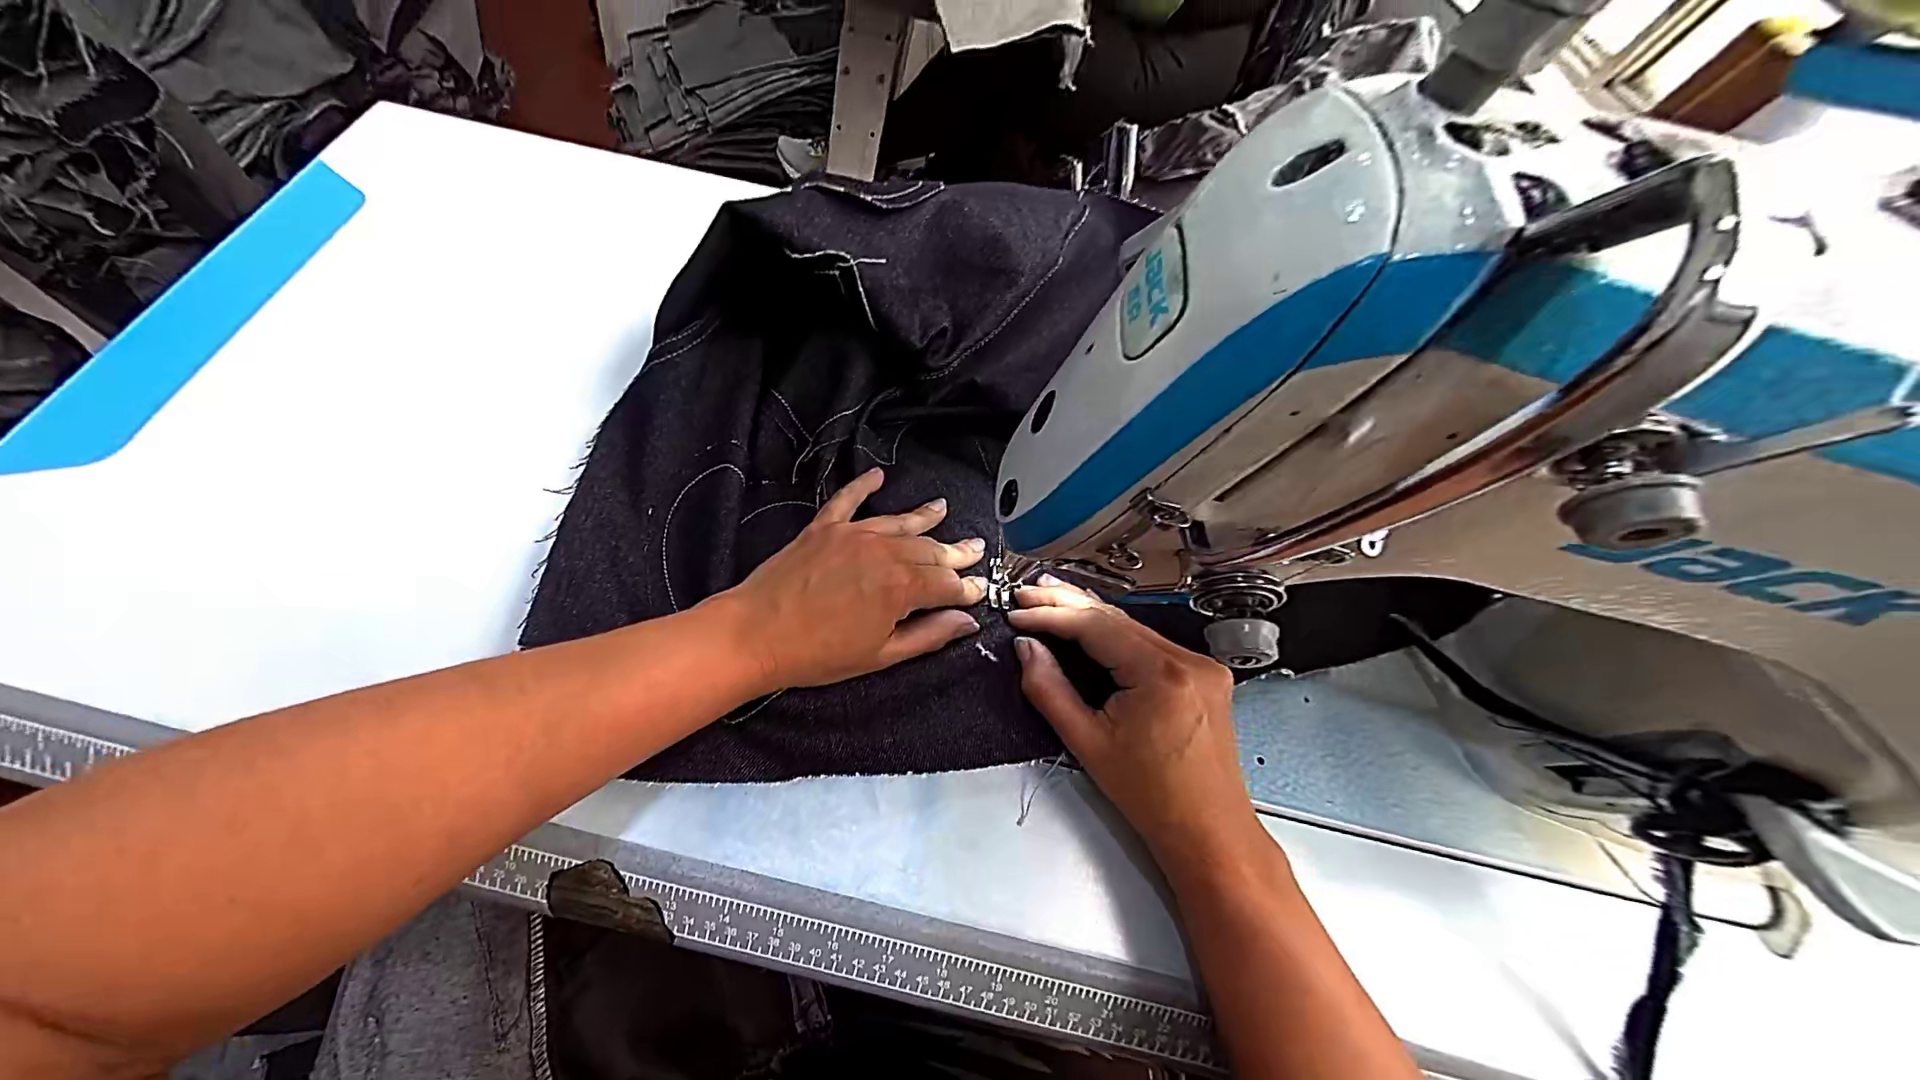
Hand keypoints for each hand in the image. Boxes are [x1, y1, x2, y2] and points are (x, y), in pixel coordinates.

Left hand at [707, 467, 987, 693]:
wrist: (754, 634)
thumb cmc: (816, 653)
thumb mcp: (881, 655)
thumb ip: (928, 635)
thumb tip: (966, 623)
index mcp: (901, 587)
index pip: (947, 583)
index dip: (967, 588)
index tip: (979, 591)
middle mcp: (883, 553)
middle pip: (930, 550)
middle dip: (956, 553)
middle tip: (975, 550)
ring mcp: (853, 535)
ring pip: (900, 523)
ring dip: (925, 517)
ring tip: (943, 509)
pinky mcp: (824, 528)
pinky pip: (849, 500)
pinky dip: (864, 486)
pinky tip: (878, 476)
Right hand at [1010, 578, 1264, 879]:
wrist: (1209, 832)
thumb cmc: (1154, 798)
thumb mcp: (1087, 742)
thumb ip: (1049, 689)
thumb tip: (1027, 648)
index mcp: (1162, 674)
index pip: (1095, 625)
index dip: (1051, 616)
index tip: (1019, 613)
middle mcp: (1189, 661)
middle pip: (1116, 618)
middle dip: (1068, 603)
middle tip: (1030, 593)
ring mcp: (1202, 666)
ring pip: (1133, 627)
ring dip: (1090, 615)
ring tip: (1051, 599)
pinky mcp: (1204, 675)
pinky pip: (1151, 643)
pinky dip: (1116, 635)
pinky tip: (1091, 626)